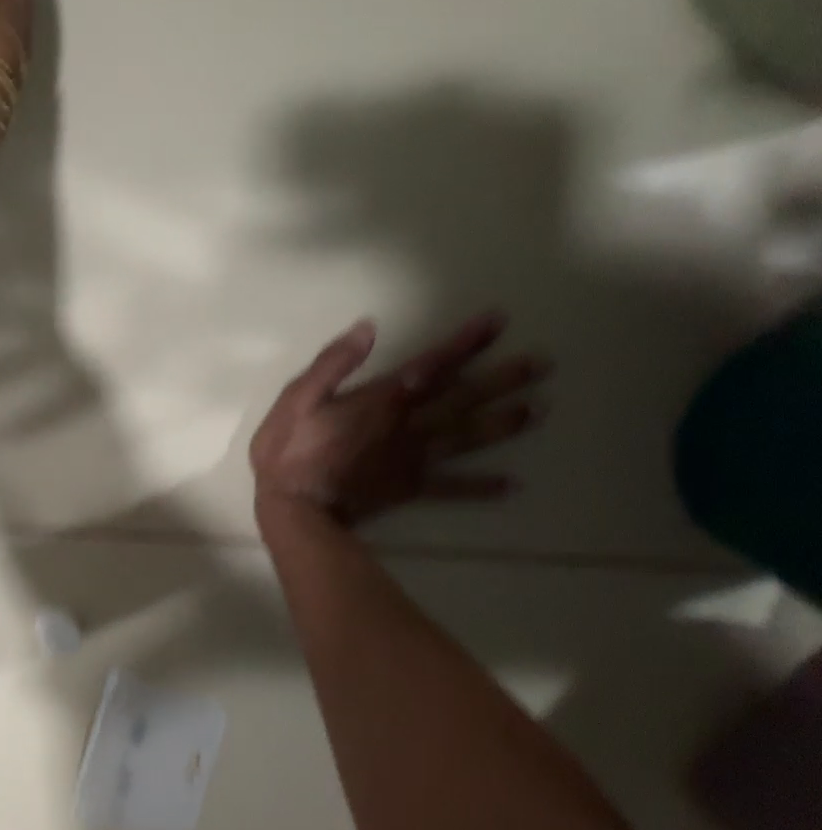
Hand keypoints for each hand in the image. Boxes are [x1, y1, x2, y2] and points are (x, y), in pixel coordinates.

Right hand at [249, 313, 551, 524]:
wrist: (294, 507)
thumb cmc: (288, 449)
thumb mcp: (296, 398)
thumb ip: (332, 364)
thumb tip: (367, 328)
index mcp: (381, 400)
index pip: (432, 365)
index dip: (464, 343)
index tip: (498, 322)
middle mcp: (407, 426)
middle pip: (460, 399)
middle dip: (501, 380)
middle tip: (542, 365)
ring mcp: (412, 459)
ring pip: (465, 438)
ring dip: (503, 424)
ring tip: (538, 411)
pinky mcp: (407, 488)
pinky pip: (451, 488)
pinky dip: (480, 487)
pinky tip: (510, 486)